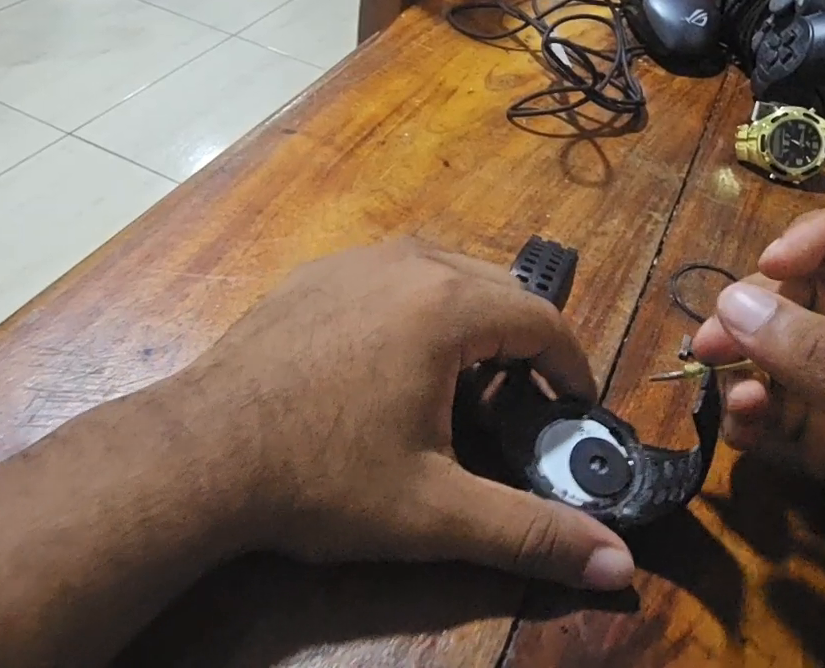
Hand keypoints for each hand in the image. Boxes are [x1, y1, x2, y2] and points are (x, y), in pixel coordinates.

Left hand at [176, 237, 635, 590]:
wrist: (202, 452)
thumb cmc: (324, 476)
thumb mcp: (434, 512)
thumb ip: (531, 534)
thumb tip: (621, 566)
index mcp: (447, 304)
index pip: (542, 319)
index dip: (569, 365)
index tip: (574, 408)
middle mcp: (409, 262)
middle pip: (498, 288)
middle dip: (523, 341)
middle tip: (520, 402)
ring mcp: (359, 259)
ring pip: (447, 273)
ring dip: (473, 320)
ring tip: (463, 382)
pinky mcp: (320, 270)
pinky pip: (396, 274)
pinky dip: (420, 306)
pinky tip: (392, 359)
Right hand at [690, 204, 824, 667]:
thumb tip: (738, 302)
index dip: (820, 239)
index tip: (768, 270)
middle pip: (814, 290)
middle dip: (762, 309)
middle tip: (713, 341)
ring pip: (785, 347)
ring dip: (745, 361)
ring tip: (720, 389)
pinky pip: (776, 405)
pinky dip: (749, 410)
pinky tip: (739, 431)